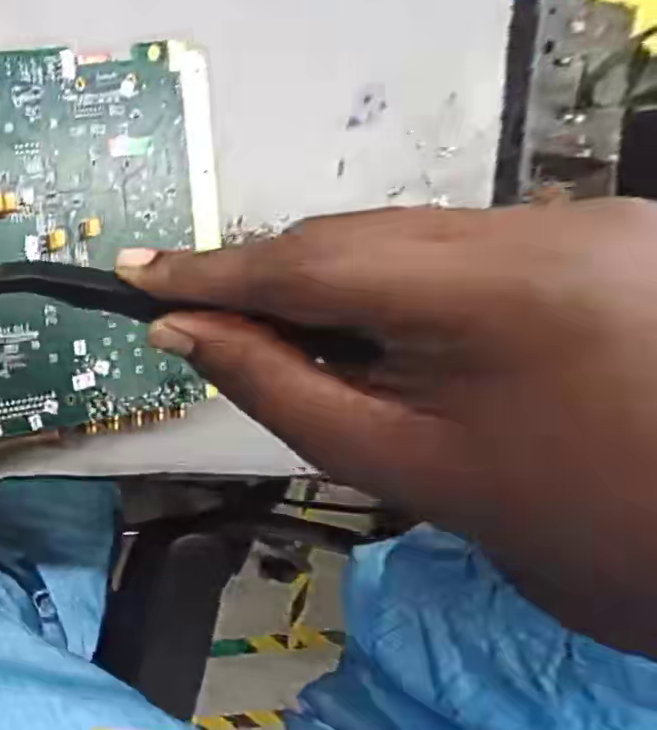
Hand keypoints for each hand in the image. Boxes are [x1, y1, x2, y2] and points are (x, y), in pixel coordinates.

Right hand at [117, 201, 656, 654]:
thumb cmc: (539, 507)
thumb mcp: (373, 451)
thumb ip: (262, 380)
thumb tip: (176, 328)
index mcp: (506, 292)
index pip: (309, 265)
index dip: (205, 270)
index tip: (129, 269)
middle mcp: (556, 229)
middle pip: (348, 237)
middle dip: (255, 278)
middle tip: (185, 316)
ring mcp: (591, 222)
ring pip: (389, 234)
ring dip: (309, 281)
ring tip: (274, 336)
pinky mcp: (599, 233)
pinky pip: (437, 244)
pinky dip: (370, 279)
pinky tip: (358, 327)